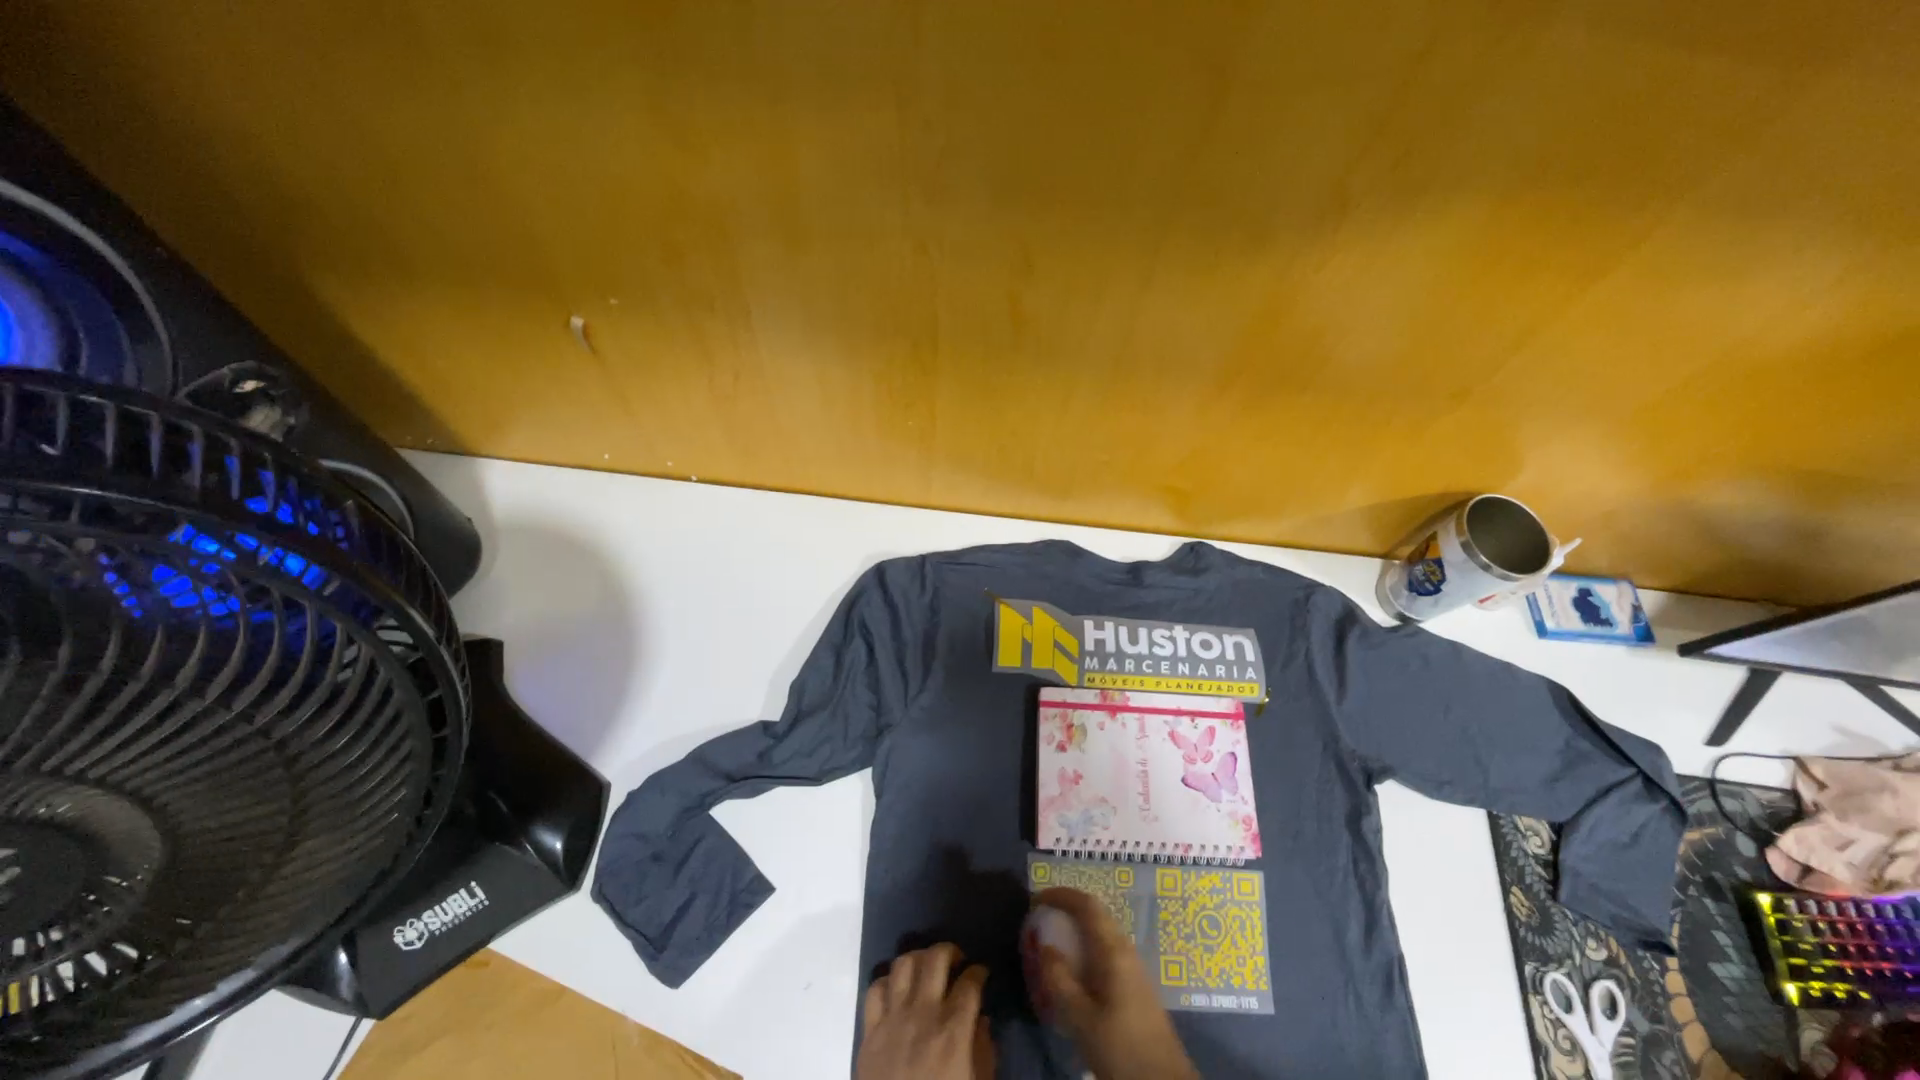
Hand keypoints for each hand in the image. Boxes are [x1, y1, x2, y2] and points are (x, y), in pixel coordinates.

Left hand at [857, 943, 993, 1079]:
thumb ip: (983, 1049)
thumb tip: (981, 1020)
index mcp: (954, 1028)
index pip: (970, 981)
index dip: (979, 971)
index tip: (982, 973)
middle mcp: (923, 1012)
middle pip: (935, 959)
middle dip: (950, 951)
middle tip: (957, 961)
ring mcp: (893, 1017)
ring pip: (903, 964)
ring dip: (918, 958)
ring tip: (926, 967)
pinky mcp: (870, 1029)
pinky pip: (874, 989)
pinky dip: (887, 981)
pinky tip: (896, 989)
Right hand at [1033, 887, 1198, 1079]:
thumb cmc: (1120, 1048)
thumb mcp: (1080, 1018)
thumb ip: (1059, 979)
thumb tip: (1045, 945)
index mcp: (1114, 952)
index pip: (1088, 905)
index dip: (1061, 895)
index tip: (1035, 901)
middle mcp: (1126, 951)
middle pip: (1096, 915)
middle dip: (1066, 910)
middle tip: (1038, 921)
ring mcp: (1133, 967)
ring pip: (1101, 934)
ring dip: (1075, 930)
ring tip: (1050, 944)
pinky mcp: (1134, 984)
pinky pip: (1105, 951)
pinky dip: (1084, 948)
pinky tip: (1072, 970)